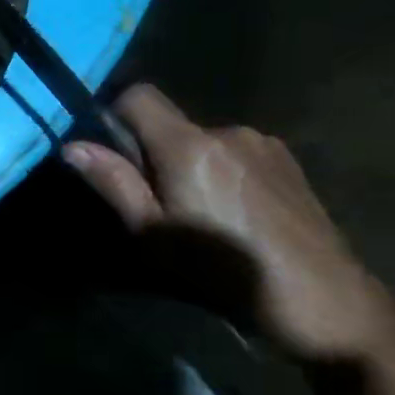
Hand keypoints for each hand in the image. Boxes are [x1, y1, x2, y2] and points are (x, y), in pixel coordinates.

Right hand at [64, 84, 394, 361]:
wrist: (321, 299)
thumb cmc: (221, 270)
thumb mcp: (152, 234)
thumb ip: (114, 183)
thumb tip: (72, 146)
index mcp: (188, 146)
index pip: (138, 96)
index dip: (115, 114)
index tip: (111, 153)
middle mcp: (227, 131)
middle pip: (170, 123)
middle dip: (153, 152)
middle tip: (157, 203)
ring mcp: (263, 144)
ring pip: (203, 140)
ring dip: (190, 164)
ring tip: (201, 213)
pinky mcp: (288, 161)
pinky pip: (235, 152)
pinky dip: (221, 171)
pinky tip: (235, 213)